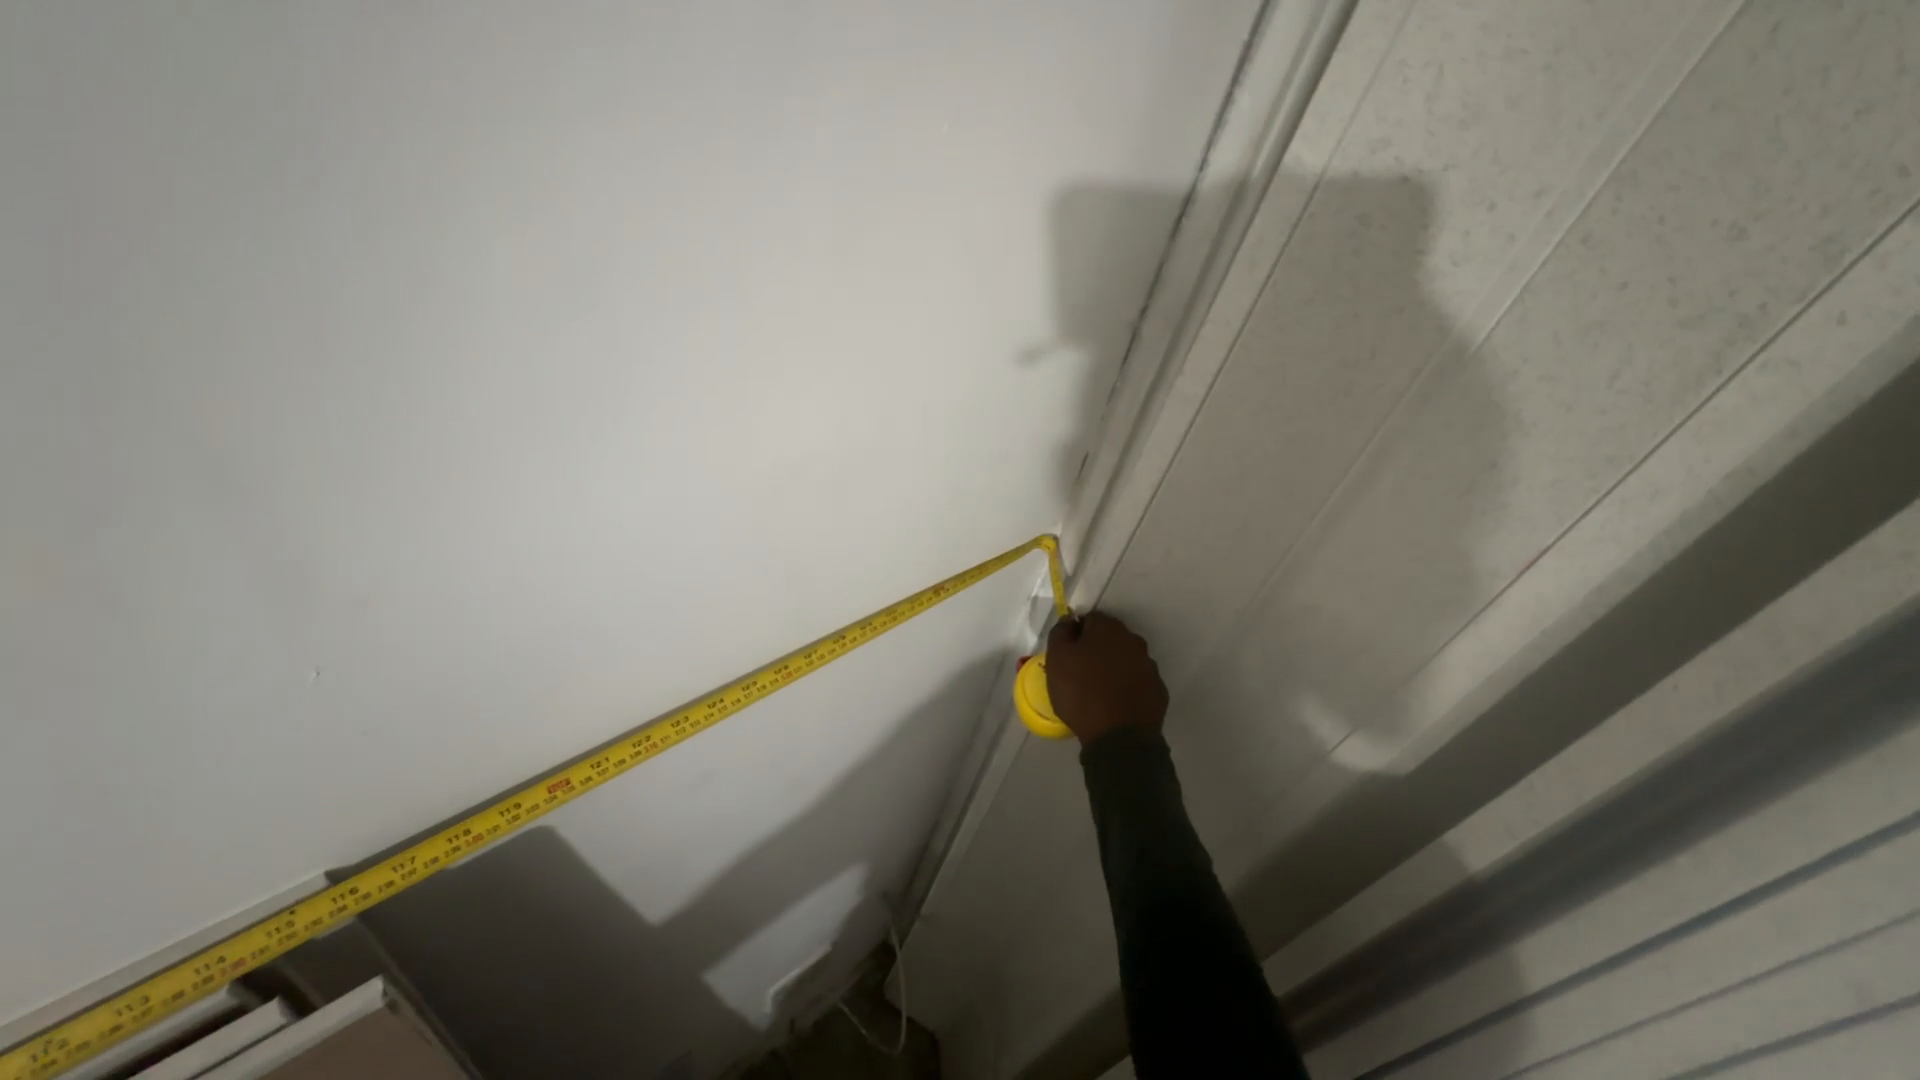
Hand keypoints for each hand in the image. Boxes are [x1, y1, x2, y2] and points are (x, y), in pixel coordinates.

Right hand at [1045, 612, 1167, 743]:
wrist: (1119, 737)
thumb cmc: (1081, 694)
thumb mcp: (1057, 660)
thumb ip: (1061, 633)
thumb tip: (1070, 620)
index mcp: (1108, 629)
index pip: (1090, 619)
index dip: (1077, 634)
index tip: (1068, 654)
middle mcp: (1133, 641)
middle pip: (1111, 638)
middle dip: (1097, 649)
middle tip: (1081, 672)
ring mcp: (1149, 666)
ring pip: (1126, 659)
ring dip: (1114, 667)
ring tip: (1099, 691)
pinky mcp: (1158, 690)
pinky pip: (1138, 681)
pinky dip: (1128, 687)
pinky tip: (1116, 703)